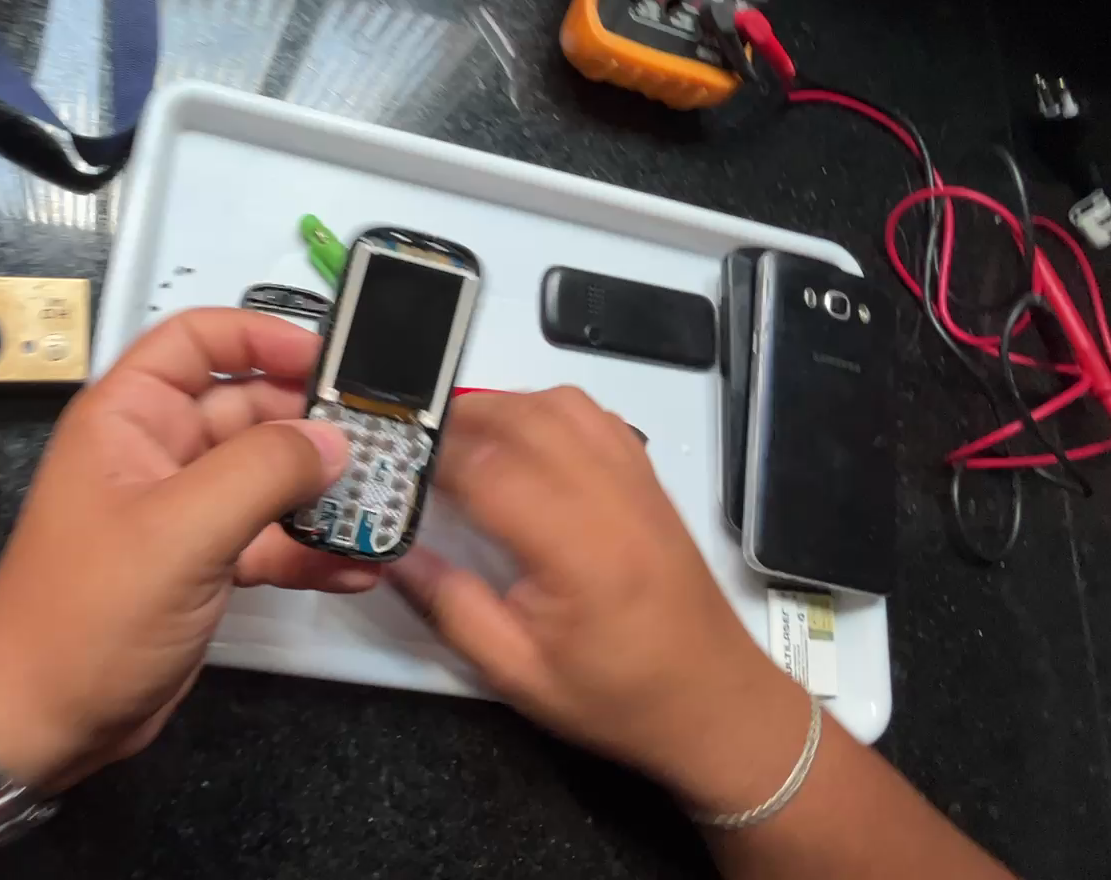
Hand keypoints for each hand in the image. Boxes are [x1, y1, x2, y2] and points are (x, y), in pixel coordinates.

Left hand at [0, 308, 374, 792]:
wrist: (45, 724)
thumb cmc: (88, 614)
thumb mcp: (179, 531)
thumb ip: (262, 472)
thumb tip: (332, 438)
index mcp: (131, 415)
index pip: (196, 341)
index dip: (259, 337)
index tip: (324, 360)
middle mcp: (160, 449)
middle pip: (247, 408)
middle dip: (309, 424)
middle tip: (378, 443)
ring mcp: (187, 505)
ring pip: (266, 474)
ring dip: (320, 490)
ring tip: (379, 505)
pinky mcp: (207, 557)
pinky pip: (269, 535)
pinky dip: (308, 546)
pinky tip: (354, 566)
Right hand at [390, 387, 811, 813]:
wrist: (716, 705)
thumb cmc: (614, 695)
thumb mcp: (517, 672)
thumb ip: (449, 606)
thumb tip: (394, 553)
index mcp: (578, 551)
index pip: (491, 472)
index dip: (435, 459)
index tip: (398, 465)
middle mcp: (611, 499)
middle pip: (524, 421)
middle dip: (459, 420)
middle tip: (417, 443)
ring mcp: (636, 480)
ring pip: (559, 405)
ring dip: (501, 406)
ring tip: (460, 433)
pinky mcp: (648, 477)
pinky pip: (593, 414)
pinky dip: (545, 408)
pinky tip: (521, 433)